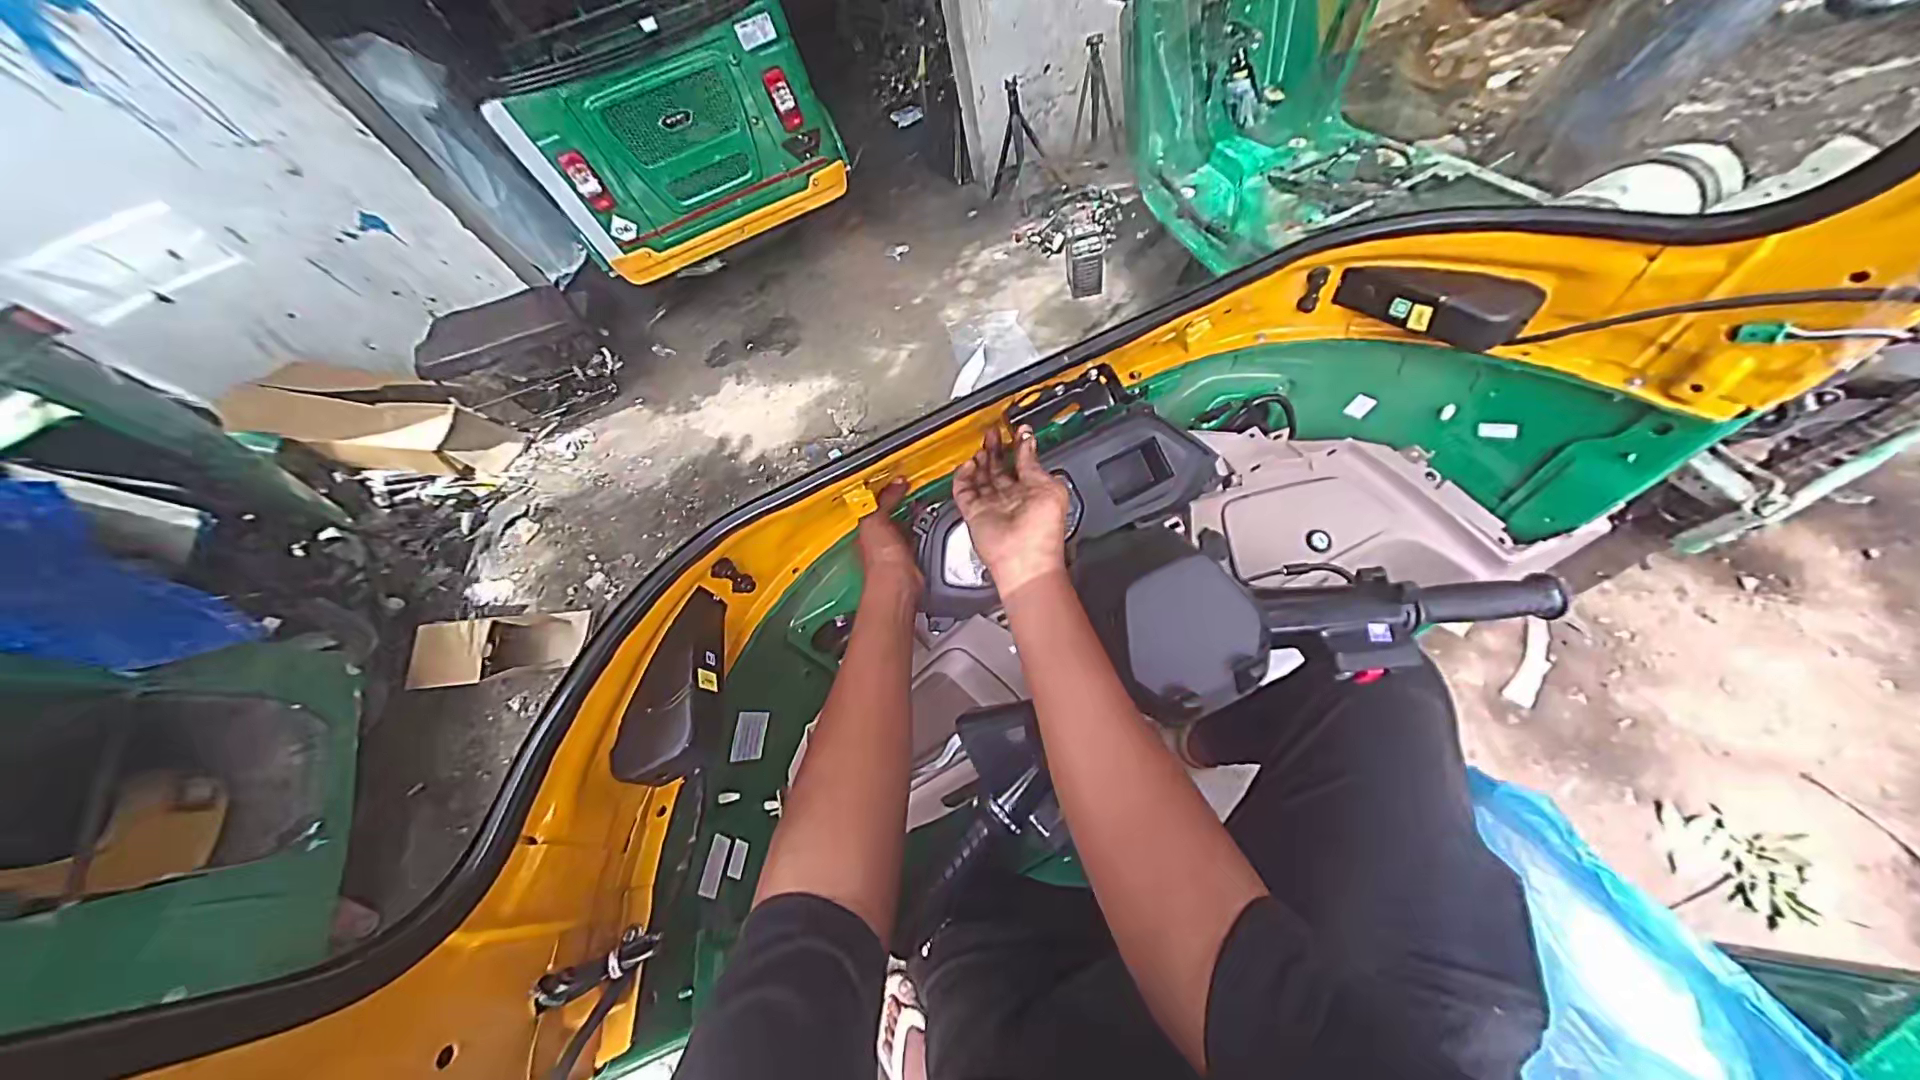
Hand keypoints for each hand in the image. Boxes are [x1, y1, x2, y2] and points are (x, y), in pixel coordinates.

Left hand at [857, 478, 921, 594]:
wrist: (899, 582)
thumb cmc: (882, 557)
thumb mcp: (877, 519)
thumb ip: (886, 499)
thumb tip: (896, 483)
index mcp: (865, 526)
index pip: (873, 501)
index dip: (884, 489)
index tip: (897, 478)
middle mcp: (878, 536)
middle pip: (889, 511)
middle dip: (899, 498)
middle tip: (911, 485)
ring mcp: (894, 545)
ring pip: (903, 521)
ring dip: (912, 511)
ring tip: (921, 498)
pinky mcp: (909, 553)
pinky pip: (915, 533)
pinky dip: (921, 525)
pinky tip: (927, 518)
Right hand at [952, 426, 1069, 597]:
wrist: (1025, 560)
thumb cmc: (1043, 533)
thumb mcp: (1048, 487)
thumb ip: (1033, 463)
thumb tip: (1028, 442)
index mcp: (1032, 491)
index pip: (1022, 462)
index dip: (1019, 444)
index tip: (1017, 430)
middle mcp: (1011, 498)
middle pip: (998, 467)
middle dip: (995, 448)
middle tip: (993, 433)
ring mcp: (991, 505)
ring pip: (980, 477)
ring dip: (980, 460)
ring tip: (981, 445)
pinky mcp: (974, 513)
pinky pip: (963, 491)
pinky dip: (962, 477)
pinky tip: (968, 465)